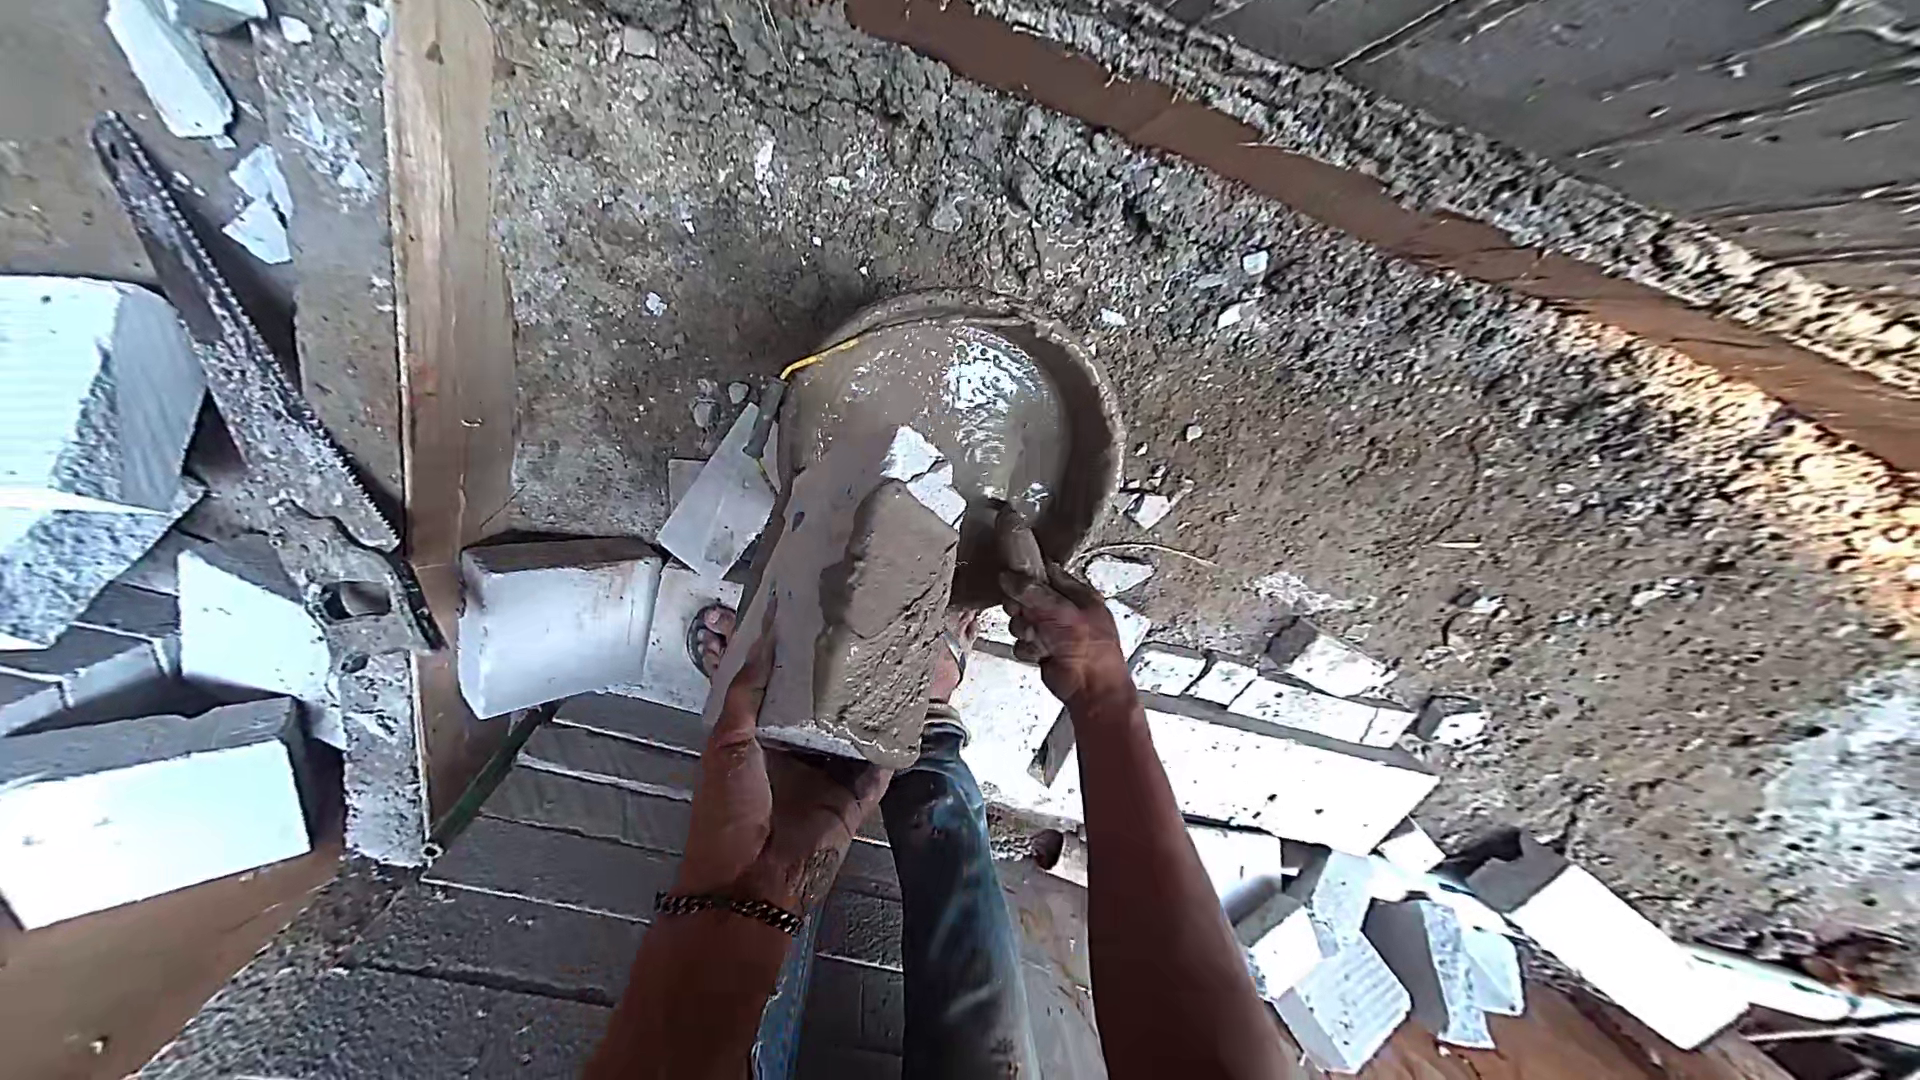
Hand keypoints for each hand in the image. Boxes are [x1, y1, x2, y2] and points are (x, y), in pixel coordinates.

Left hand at [675, 605, 891, 911]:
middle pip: (827, 714)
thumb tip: (760, 641)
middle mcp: (799, 755)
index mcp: (764, 742)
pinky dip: (891, 749)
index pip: (787, 695)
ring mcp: (829, 777)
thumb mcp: (726, 743)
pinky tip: (908, 719)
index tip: (821, 630)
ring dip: (871, 714)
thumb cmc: (728, 808)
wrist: (749, 881)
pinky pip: (877, 769)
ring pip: (855, 737)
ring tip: (894, 673)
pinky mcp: (854, 799)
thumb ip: (745, 695)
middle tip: (866, 645)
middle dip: (843, 687)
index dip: (801, 667)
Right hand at [1000, 563, 1133, 708]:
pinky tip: (1041, 653)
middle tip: (1026, 614)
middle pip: (1028, 598)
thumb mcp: (1061, 611)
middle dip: (1022, 608)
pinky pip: (1021, 642)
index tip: (1013, 579)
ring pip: (1021, 620)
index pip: (1047, 574)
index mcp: (1077, 595)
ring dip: (1024, 630)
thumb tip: (1008, 577)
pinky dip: (1027, 649)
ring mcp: (1052, 631)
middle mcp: (1064, 611)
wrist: (1092, 689)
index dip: (1028, 577)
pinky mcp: (1042, 649)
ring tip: (1039, 638)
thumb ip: (1033, 592)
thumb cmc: (1091, 650)